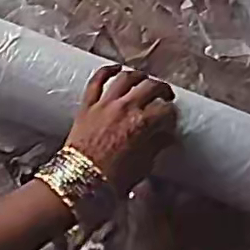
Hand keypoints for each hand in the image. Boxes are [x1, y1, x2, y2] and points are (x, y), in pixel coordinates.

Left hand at [65, 66, 177, 189]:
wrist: (77, 182)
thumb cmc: (112, 180)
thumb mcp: (142, 166)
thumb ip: (156, 146)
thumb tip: (167, 136)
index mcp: (142, 124)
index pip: (165, 110)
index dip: (172, 113)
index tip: (172, 118)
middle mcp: (125, 108)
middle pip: (150, 87)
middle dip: (162, 90)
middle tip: (165, 96)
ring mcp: (105, 104)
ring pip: (126, 78)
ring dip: (139, 76)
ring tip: (145, 80)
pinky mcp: (88, 104)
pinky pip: (96, 80)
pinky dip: (107, 70)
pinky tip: (116, 67)